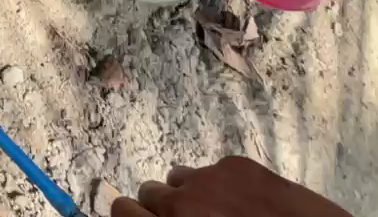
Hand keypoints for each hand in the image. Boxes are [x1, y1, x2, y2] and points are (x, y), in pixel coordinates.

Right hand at [113, 157, 352, 216]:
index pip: (123, 210)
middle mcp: (181, 203)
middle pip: (148, 192)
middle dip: (165, 209)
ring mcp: (210, 180)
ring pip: (179, 177)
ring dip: (194, 195)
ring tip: (225, 214)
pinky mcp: (239, 166)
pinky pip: (217, 170)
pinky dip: (228, 187)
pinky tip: (254, 206)